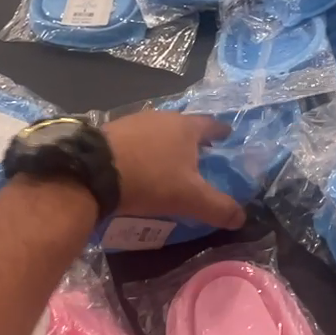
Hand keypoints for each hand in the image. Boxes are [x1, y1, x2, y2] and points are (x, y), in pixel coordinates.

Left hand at [103, 111, 243, 228]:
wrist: (93, 171)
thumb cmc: (151, 179)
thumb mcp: (189, 198)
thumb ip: (218, 207)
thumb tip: (242, 217)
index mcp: (186, 127)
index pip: (211, 125)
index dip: (221, 132)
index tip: (227, 137)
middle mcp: (163, 117)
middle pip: (184, 126)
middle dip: (193, 140)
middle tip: (200, 156)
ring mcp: (135, 121)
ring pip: (159, 132)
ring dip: (166, 145)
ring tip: (168, 163)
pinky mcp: (112, 131)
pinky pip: (136, 140)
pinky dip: (143, 151)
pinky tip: (139, 167)